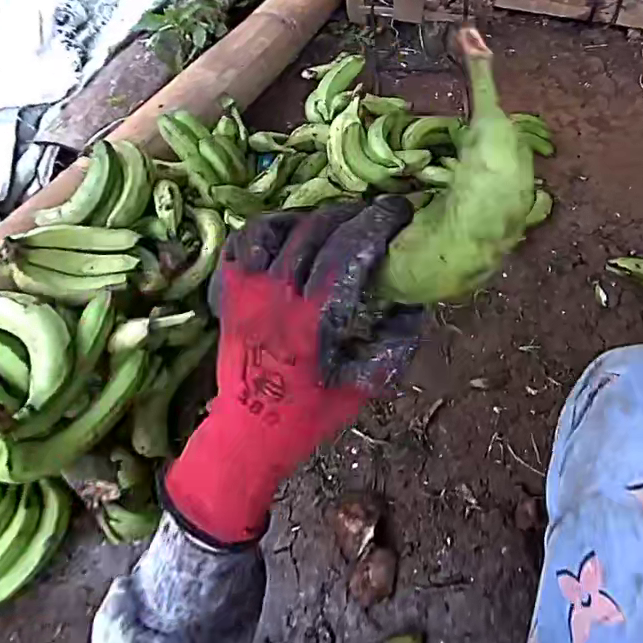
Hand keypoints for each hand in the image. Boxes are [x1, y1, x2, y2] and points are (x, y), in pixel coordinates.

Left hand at [165, 198, 422, 544]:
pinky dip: (271, 227)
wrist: (248, 432)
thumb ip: (396, 339)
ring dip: (314, 218)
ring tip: (336, 224)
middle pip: (316, 230)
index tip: (399, 210)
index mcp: (311, 319)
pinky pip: (246, 238)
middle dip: (352, 215)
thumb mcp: (367, 383)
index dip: (376, 223)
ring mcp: (244, 288)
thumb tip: (415, 294)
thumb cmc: (311, 411)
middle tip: (374, 217)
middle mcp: (274, 294)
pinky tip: (291, 234)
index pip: (346, 249)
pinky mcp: (227, 288)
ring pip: (280, 225)